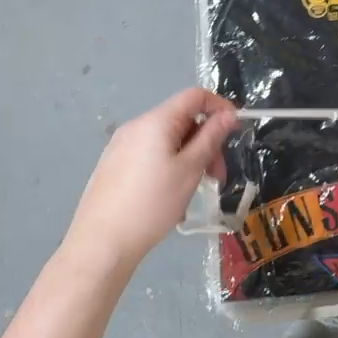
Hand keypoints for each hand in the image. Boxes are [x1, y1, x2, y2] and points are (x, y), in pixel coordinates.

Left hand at [64, 88, 238, 273]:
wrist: (102, 242)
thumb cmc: (152, 203)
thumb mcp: (190, 170)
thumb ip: (211, 138)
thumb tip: (228, 115)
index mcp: (156, 121)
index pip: (194, 96)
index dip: (220, 107)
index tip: (236, 132)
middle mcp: (136, 126)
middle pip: (182, 120)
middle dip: (206, 142)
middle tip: (217, 177)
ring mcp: (121, 145)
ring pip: (167, 140)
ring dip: (190, 157)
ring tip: (194, 190)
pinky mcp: (114, 164)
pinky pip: (151, 154)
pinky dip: (170, 165)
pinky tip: (171, 195)